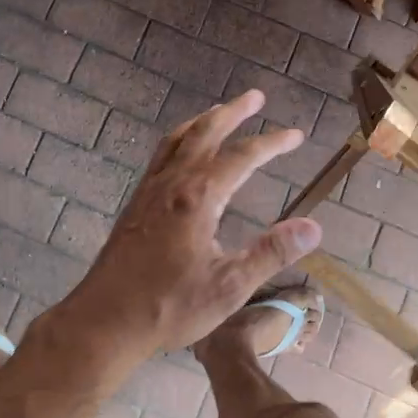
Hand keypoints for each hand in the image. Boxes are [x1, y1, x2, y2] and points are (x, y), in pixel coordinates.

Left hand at [64, 90, 323, 354]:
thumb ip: (271, 253)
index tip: (296, 134)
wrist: (104, 320)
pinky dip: (180, 139)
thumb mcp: (229, 286)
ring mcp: (150, 189)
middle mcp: (173, 182)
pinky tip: (183, 153)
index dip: (272, 143)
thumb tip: (313, 226)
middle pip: (205, 132)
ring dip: (203, 121)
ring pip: (178, 139)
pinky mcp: (136, 203)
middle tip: (255, 96)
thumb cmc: (169, 307)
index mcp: (199, 196)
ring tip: (220, 112)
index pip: (243, 157)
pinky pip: (161, 154)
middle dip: (233, 112)